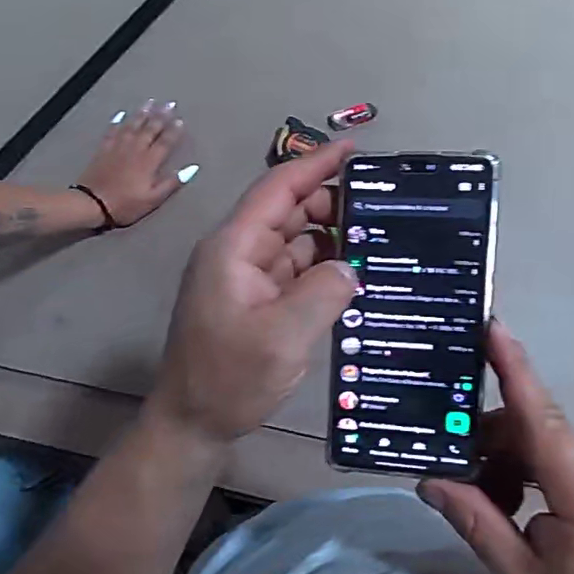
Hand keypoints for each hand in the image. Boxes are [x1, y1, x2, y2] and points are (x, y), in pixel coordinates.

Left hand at [74, 100, 193, 226]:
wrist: (92, 203)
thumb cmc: (126, 204)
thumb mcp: (153, 199)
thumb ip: (172, 182)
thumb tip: (192, 167)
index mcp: (149, 161)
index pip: (165, 142)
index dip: (174, 130)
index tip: (180, 120)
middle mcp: (136, 149)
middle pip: (150, 128)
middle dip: (161, 115)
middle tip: (170, 103)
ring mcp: (118, 147)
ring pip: (133, 125)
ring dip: (142, 113)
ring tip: (150, 102)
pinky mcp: (104, 149)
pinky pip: (112, 130)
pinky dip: (118, 121)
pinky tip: (122, 113)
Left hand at [148, 141, 358, 444]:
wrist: (191, 422)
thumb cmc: (227, 378)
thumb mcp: (281, 338)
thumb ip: (322, 293)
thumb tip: (351, 266)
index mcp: (234, 247)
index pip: (276, 189)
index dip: (314, 165)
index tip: (354, 150)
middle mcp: (239, 253)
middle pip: (287, 211)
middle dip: (330, 202)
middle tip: (382, 207)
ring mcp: (247, 277)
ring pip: (294, 241)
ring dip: (330, 235)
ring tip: (378, 235)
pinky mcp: (256, 300)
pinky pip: (293, 270)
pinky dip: (322, 267)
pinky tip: (355, 272)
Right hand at [418, 322, 573, 573]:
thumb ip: (477, 522)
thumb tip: (431, 481)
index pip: (539, 413)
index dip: (512, 365)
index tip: (490, 324)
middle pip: (531, 430)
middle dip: (486, 442)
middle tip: (448, 470)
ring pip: (543, 447)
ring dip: (505, 463)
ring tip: (484, 505)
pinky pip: (561, 464)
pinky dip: (528, 475)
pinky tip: (513, 511)